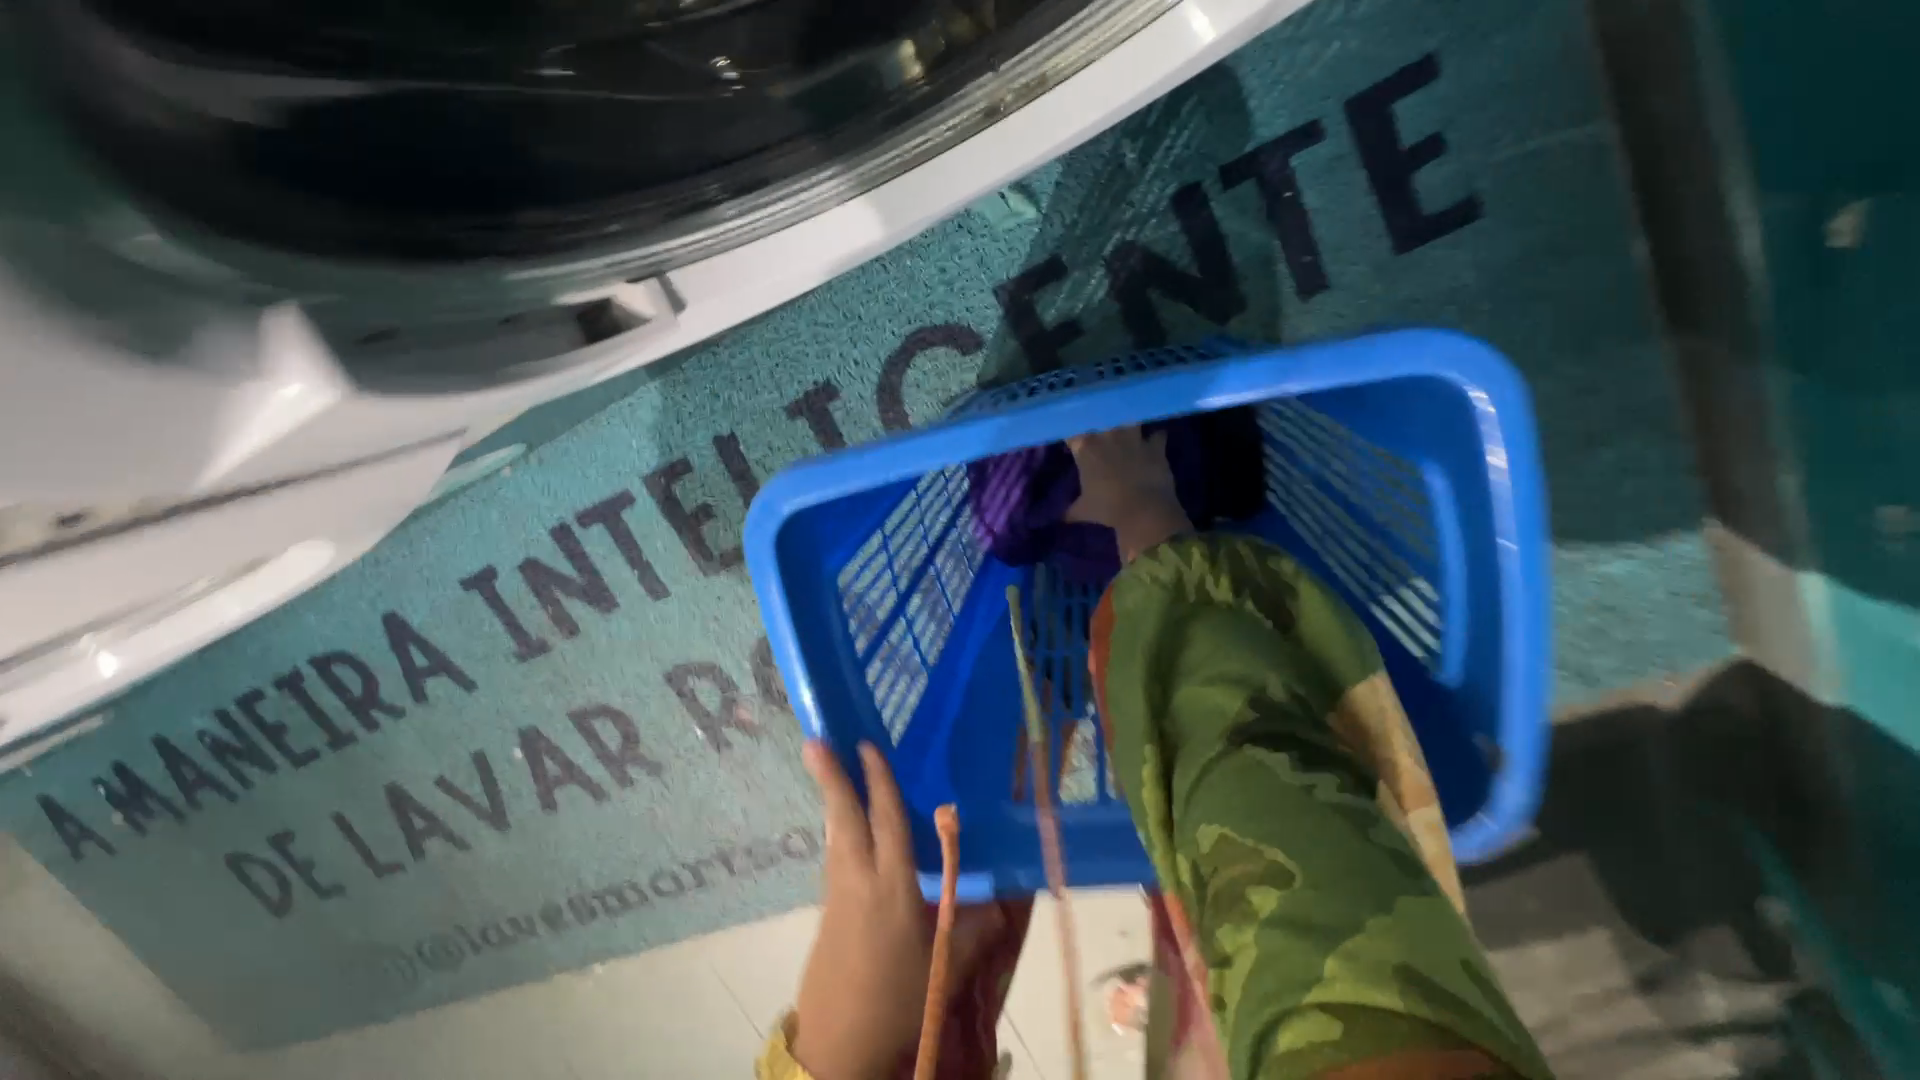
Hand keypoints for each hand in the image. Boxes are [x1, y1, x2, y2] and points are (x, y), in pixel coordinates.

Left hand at [793, 742, 1005, 1079]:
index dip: (878, 781)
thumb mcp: (944, 968)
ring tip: (829, 770)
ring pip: (835, 834)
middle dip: (831, 776)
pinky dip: (839, 830)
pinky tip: (846, 828)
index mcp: (891, 886)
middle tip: (817, 741)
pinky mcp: (828, 910)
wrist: (840, 1042)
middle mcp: (859, 879)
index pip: (886, 820)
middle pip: (843, 817)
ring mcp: (838, 893)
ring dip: (833, 800)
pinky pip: (835, 856)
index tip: (867, 745)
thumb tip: (1001, 901)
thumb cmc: (898, 1000)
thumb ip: (974, 930)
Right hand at [1067, 426, 1192, 561]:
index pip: (1072, 430)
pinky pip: (1157, 435)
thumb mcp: (1084, 510)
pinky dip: (1156, 438)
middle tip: (1099, 434)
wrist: (1144, 511)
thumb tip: (1063, 517)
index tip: (1072, 442)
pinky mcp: (1156, 445)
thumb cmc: (1108, 508)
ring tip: (1126, 431)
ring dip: (1128, 424)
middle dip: (1098, 423)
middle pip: (1100, 417)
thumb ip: (1071, 509)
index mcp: (1085, 448)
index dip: (1073, 435)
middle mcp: (1108, 435)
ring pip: (1129, 418)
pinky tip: (1155, 443)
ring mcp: (1134, 437)